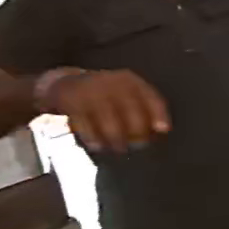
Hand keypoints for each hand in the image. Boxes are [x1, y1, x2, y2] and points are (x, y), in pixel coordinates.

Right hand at [36, 69, 170, 152]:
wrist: (64, 83)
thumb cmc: (102, 95)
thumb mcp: (123, 94)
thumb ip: (142, 108)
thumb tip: (161, 130)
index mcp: (129, 80)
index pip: (149, 95)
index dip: (158, 113)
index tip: (164, 130)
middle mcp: (113, 83)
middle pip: (131, 109)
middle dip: (137, 131)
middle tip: (137, 145)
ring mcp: (93, 91)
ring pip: (110, 121)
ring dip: (116, 138)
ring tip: (118, 148)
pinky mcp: (74, 102)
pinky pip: (87, 125)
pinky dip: (93, 138)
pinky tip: (97, 146)